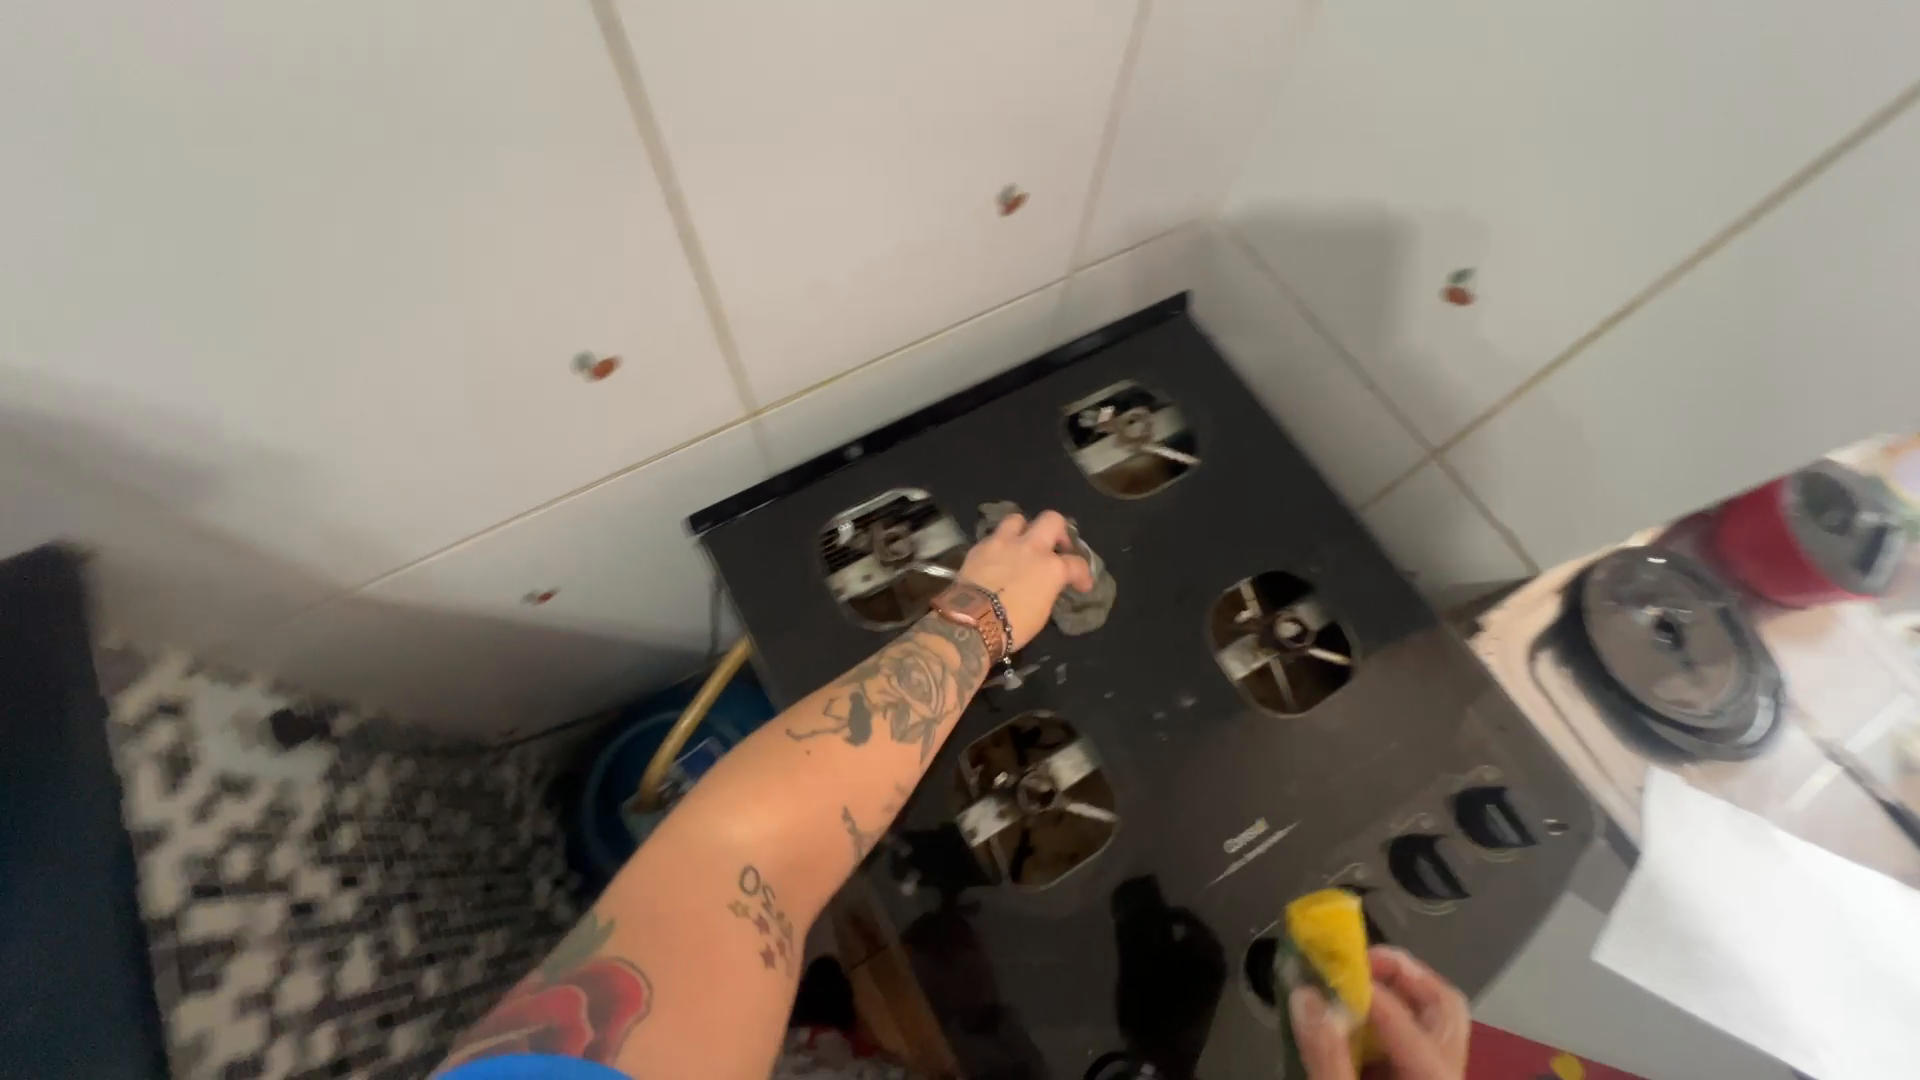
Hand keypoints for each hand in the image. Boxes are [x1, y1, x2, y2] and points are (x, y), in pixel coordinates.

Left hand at [955, 510, 1094, 649]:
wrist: (972, 622)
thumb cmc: (1013, 626)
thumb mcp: (1041, 612)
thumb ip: (1048, 590)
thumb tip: (1045, 586)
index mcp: (1052, 568)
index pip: (1077, 565)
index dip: (1083, 575)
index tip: (1081, 585)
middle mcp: (1031, 547)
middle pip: (1052, 520)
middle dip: (1058, 531)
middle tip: (1055, 547)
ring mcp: (1003, 543)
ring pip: (1017, 519)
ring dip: (1023, 530)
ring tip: (1021, 545)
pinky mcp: (979, 547)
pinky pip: (993, 536)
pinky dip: (999, 545)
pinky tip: (997, 558)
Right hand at [1291, 947, 1469, 1079]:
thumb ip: (1326, 1055)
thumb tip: (1306, 995)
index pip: (1411, 1030)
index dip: (1370, 994)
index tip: (1327, 970)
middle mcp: (1450, 1075)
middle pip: (1443, 1004)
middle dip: (1400, 972)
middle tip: (1355, 962)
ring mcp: (1442, 1074)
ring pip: (1435, 1012)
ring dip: (1395, 985)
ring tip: (1352, 979)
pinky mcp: (1422, 1074)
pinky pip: (1418, 1027)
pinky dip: (1390, 1006)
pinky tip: (1355, 1010)